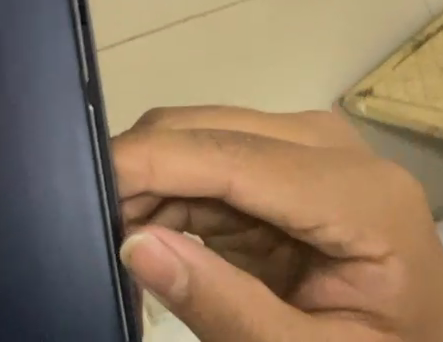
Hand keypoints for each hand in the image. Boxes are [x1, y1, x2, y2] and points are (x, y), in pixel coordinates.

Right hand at [112, 107, 442, 341]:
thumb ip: (228, 310)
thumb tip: (133, 245)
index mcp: (361, 196)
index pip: (229, 158)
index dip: (147, 166)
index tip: (81, 193)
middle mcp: (331, 147)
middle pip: (201, 132)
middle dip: (138, 173)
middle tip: (95, 230)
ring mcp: (305, 146)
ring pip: (190, 135)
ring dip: (146, 182)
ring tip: (123, 240)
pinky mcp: (279, 157)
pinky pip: (199, 155)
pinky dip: (164, 190)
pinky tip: (149, 230)